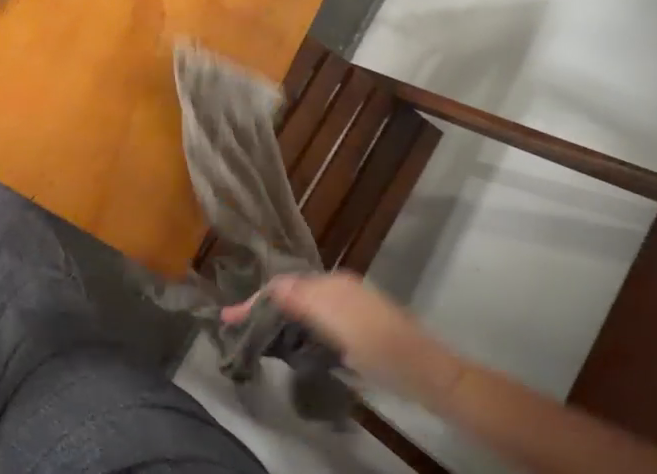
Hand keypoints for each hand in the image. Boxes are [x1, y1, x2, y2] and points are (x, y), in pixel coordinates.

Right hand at [224, 272, 465, 401]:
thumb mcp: (335, 321)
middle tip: (239, 325)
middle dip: (265, 306)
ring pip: (304, 306)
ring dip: (280, 316)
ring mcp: (351, 306)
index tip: (230, 316)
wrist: (426, 372)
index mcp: (331, 283)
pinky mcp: (359, 327)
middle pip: (292, 292)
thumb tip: (270, 288)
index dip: (256, 300)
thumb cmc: (378, 346)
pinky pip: (317, 318)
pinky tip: (294, 340)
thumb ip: (301, 300)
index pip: (283, 284)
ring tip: (260, 333)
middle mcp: (339, 287)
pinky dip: (298, 325)